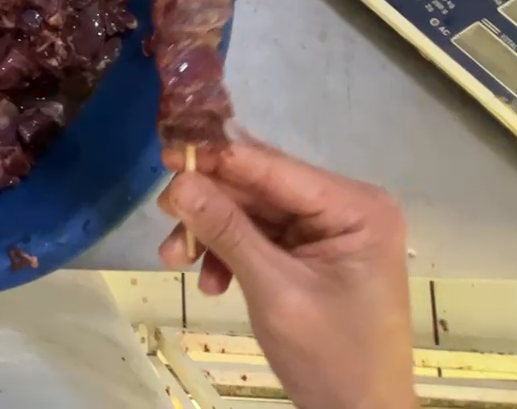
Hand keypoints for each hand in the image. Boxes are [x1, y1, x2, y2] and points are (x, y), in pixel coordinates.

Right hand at [158, 139, 416, 408]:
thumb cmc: (333, 359)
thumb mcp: (275, 291)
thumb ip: (226, 230)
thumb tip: (178, 181)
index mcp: (353, 206)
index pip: (270, 167)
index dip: (215, 158)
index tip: (166, 157)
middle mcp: (341, 205)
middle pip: (255, 187)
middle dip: (207, 206)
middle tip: (163, 214)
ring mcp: (323, 228)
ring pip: (247, 210)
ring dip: (209, 232)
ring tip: (174, 258)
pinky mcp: (307, 249)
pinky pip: (254, 234)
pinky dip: (225, 252)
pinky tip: (209, 281)